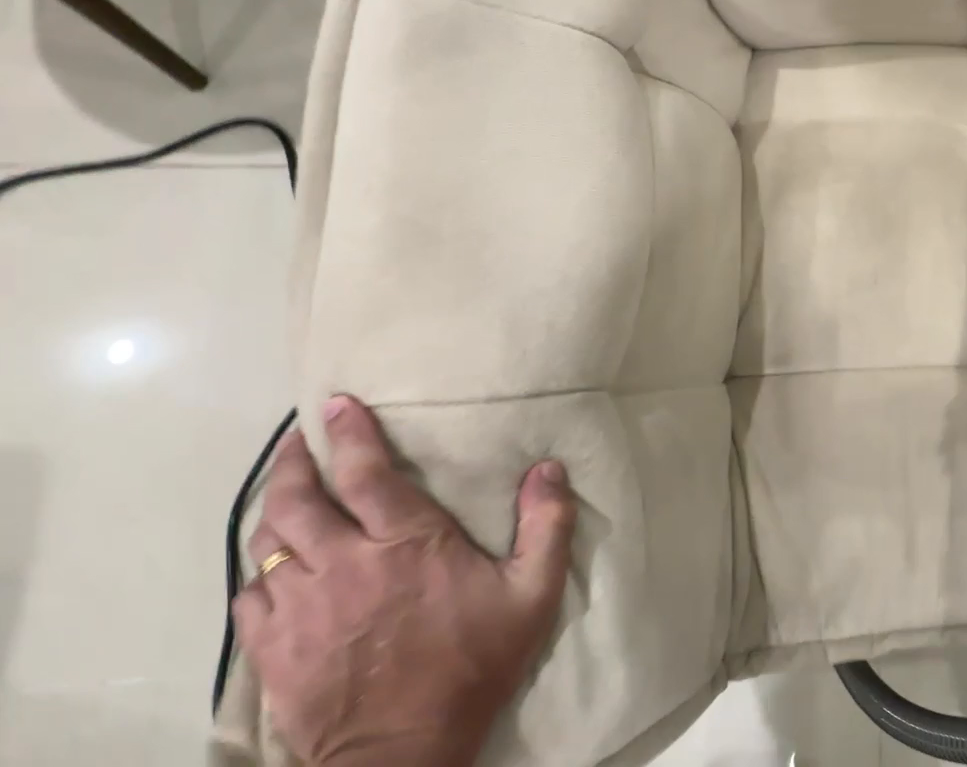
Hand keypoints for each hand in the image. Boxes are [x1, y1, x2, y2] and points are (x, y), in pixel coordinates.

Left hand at [234, 395, 575, 766]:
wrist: (403, 750)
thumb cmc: (474, 663)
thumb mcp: (533, 593)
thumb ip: (546, 525)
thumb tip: (548, 467)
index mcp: (405, 543)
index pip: (365, 472)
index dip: (348, 433)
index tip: (335, 404)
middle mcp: (343, 562)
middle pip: (295, 500)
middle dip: (291, 463)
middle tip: (296, 442)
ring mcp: (300, 605)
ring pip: (265, 543)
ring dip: (273, 511)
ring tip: (284, 496)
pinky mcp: (272, 646)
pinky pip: (249, 594)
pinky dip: (259, 571)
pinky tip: (271, 569)